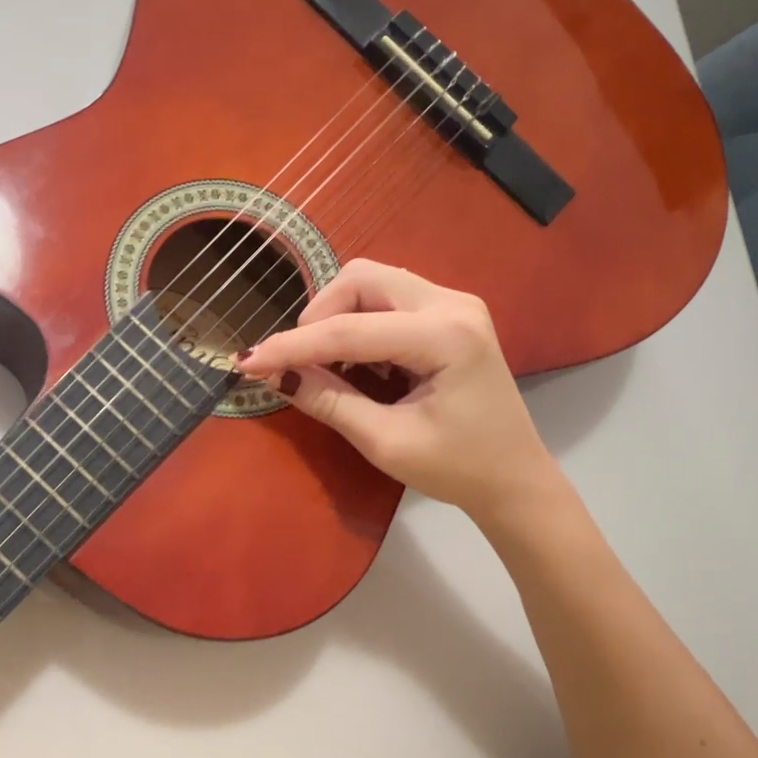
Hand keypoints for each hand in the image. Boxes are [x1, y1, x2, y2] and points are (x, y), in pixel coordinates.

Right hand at [235, 260, 562, 522]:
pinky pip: (386, 299)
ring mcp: (453, 304)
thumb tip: (274, 375)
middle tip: (299, 364)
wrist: (512, 478)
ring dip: (335, 316)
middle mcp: (451, 304)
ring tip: (325, 366)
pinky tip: (354, 364)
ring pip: (371, 282)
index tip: (246, 363)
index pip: (348, 330)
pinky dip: (356, 323)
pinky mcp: (448, 314)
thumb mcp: (384, 442)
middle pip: (360, 279)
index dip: (290, 346)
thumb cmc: (455, 468)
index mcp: (445, 337)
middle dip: (317, 317)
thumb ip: (329, 401)